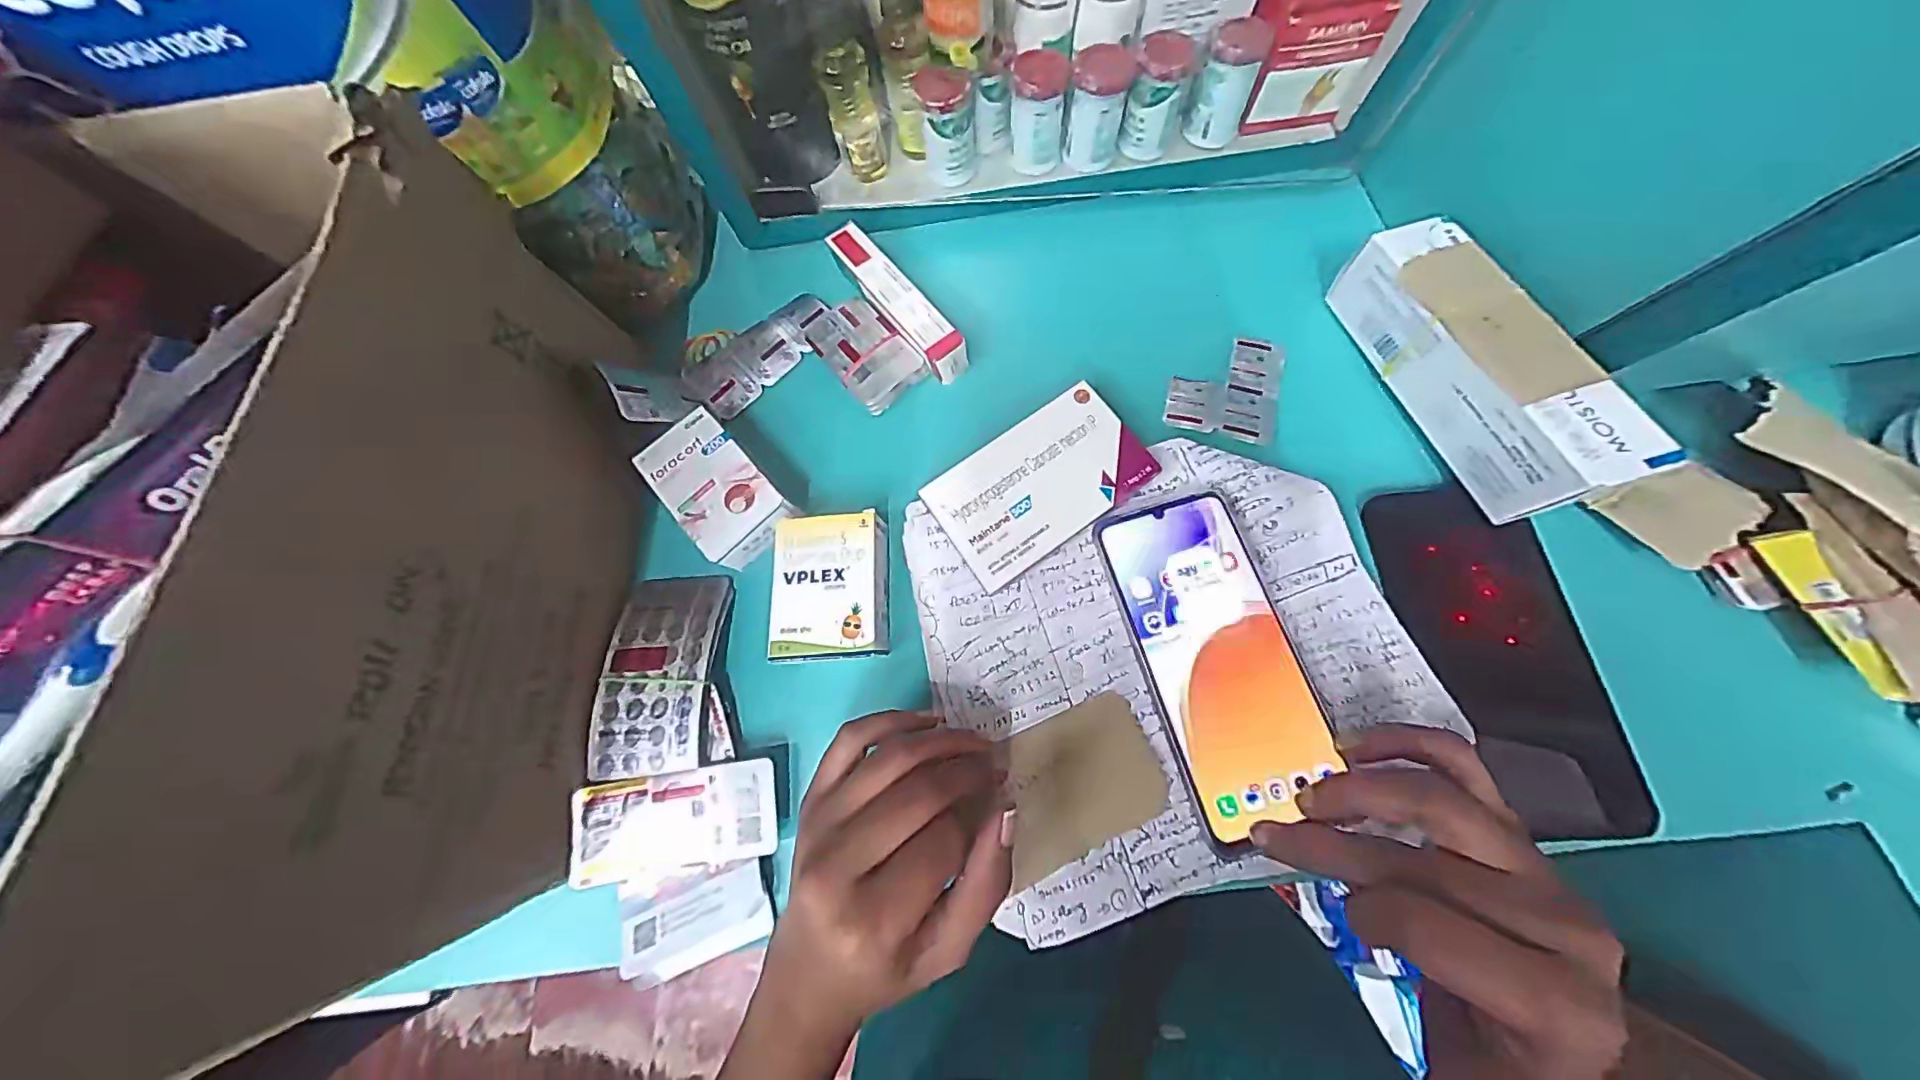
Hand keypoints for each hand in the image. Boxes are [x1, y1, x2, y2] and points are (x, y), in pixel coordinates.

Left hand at [723, 711, 1012, 1079]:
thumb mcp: (949, 951)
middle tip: (996, 762)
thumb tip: (1006, 810)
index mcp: (875, 918)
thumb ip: (986, 885)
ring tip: (972, 742)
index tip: (1003, 793)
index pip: (945, 839)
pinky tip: (927, 721)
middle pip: (918, 793)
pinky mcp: (810, 800)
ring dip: (940, 740)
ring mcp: (818, 825)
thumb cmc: (887, 967)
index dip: (983, 810)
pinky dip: (891, 719)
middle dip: (968, 769)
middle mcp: (837, 866)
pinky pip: (849, 740)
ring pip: (889, 759)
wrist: (812, 970)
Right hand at [1251, 725, 1625, 1079]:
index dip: (1364, 912)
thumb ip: (1399, 985)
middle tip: (1281, 835)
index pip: (1428, 925)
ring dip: (1361, 789)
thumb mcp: (1450, 1055)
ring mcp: (1540, 865)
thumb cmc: (1501, 1057)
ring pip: (1442, 797)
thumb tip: (1337, 907)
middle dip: (1336, 841)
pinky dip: (1405, 744)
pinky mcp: (1518, 831)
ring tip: (1311, 796)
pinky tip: (1357, 749)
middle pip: (1424, 858)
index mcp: (1554, 1000)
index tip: (1338, 914)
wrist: (1567, 1040)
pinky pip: (1462, 766)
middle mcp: (1557, 922)